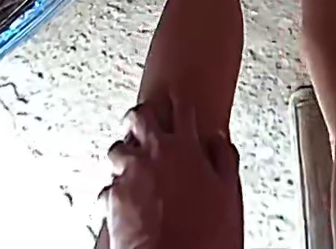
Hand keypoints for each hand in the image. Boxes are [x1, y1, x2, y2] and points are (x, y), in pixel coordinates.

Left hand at [102, 93, 243, 248]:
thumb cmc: (203, 238)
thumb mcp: (228, 195)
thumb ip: (223, 160)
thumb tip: (219, 140)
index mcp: (185, 147)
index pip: (181, 108)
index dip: (179, 101)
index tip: (178, 99)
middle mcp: (155, 152)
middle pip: (141, 116)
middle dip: (141, 115)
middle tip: (143, 118)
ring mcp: (131, 174)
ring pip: (118, 148)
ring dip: (123, 152)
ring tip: (128, 159)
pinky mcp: (113, 198)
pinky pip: (107, 187)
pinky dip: (113, 192)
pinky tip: (120, 199)